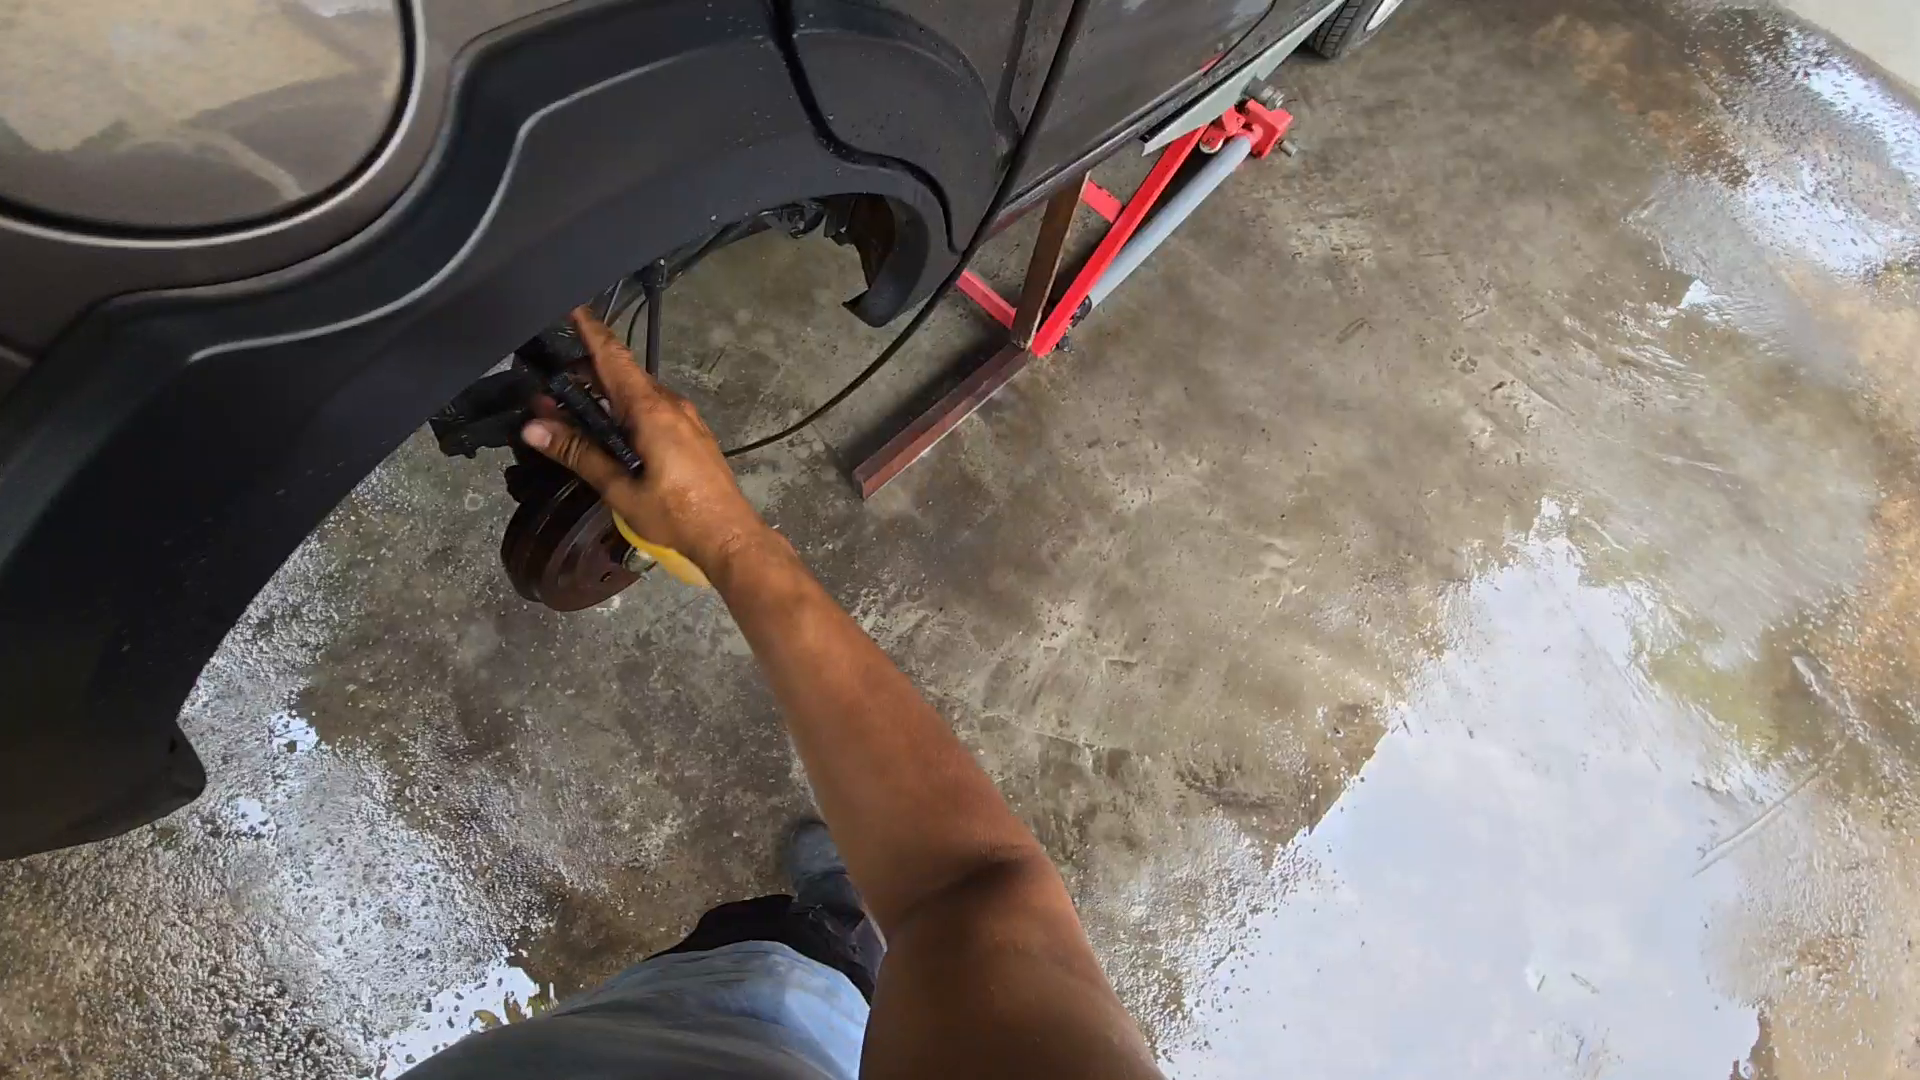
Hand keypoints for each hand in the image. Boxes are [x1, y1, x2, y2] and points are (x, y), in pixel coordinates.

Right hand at [520, 307, 771, 573]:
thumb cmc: (677, 514)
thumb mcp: (620, 487)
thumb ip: (579, 454)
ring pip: (638, 397)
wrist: (729, 536)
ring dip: (604, 398)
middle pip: (623, 376)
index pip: (614, 357)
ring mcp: (687, 421)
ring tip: (567, 413)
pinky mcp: (693, 438)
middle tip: (545, 386)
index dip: (590, 330)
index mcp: (652, 410)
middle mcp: (672, 406)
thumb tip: (534, 427)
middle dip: (585, 375)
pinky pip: (654, 414)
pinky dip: (626, 414)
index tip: (569, 305)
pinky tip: (608, 433)